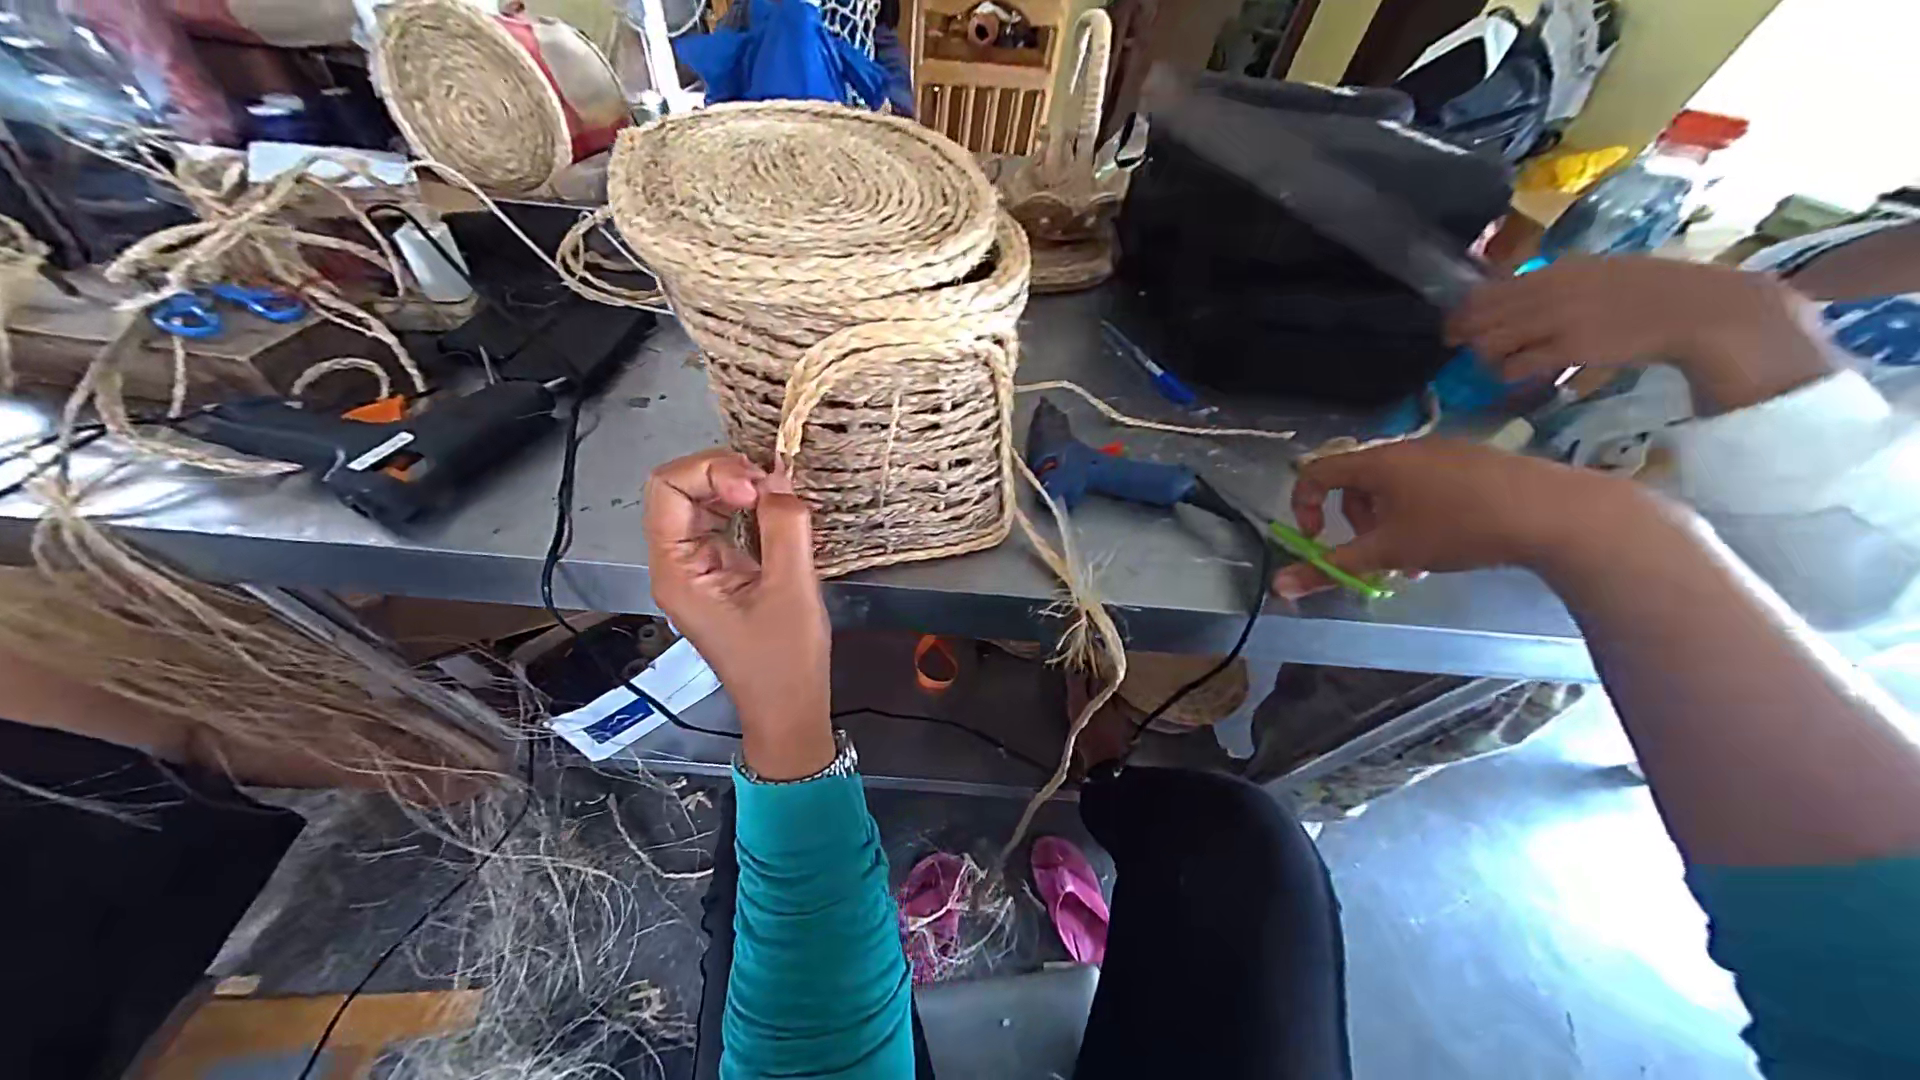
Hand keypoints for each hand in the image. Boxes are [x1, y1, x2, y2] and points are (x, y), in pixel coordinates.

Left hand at [642, 449, 833, 777]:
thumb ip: (785, 527)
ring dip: (740, 484)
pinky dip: (752, 505)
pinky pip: (726, 521)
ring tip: (781, 488)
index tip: (757, 487)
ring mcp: (699, 566)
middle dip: (726, 472)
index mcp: (677, 570)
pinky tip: (779, 505)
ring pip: (704, 500)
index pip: (667, 488)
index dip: (710, 472)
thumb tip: (781, 481)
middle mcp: (678, 562)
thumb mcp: (791, 590)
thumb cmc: (785, 659)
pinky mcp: (722, 570)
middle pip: (682, 488)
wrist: (788, 706)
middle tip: (774, 480)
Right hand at [1271, 438, 1643, 598]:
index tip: (1315, 538)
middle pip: (1354, 483)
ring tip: (1413, 557)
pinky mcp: (1475, 461)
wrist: (1558, 513)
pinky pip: (1426, 483)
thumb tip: (1278, 587)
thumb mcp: (1387, 553)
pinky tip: (1446, 541)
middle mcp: (1405, 449)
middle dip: (1354, 522)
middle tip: (1373, 553)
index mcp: (1375, 463)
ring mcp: (1443, 452)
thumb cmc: (1457, 528)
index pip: (1315, 472)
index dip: (1303, 506)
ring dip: (1387, 522)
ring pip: (1392, 486)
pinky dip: (1418, 512)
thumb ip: (1330, 568)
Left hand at [1448, 257, 1832, 411]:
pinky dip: (1506, 372)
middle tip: (1459, 345)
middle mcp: (1551, 291)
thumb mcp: (1595, 274)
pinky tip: (1514, 374)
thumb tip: (1506, 294)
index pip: (1488, 290)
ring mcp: (1558, 319)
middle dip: (1463, 333)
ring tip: (1492, 361)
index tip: (1453, 324)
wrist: (1700, 309)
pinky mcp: (1568, 347)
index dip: (1463, 311)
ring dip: (1484, 355)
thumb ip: (1552, 283)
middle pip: (1481, 316)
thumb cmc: (1647, 294)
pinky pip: (1515, 365)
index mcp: (1557, 270)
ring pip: (1491, 341)